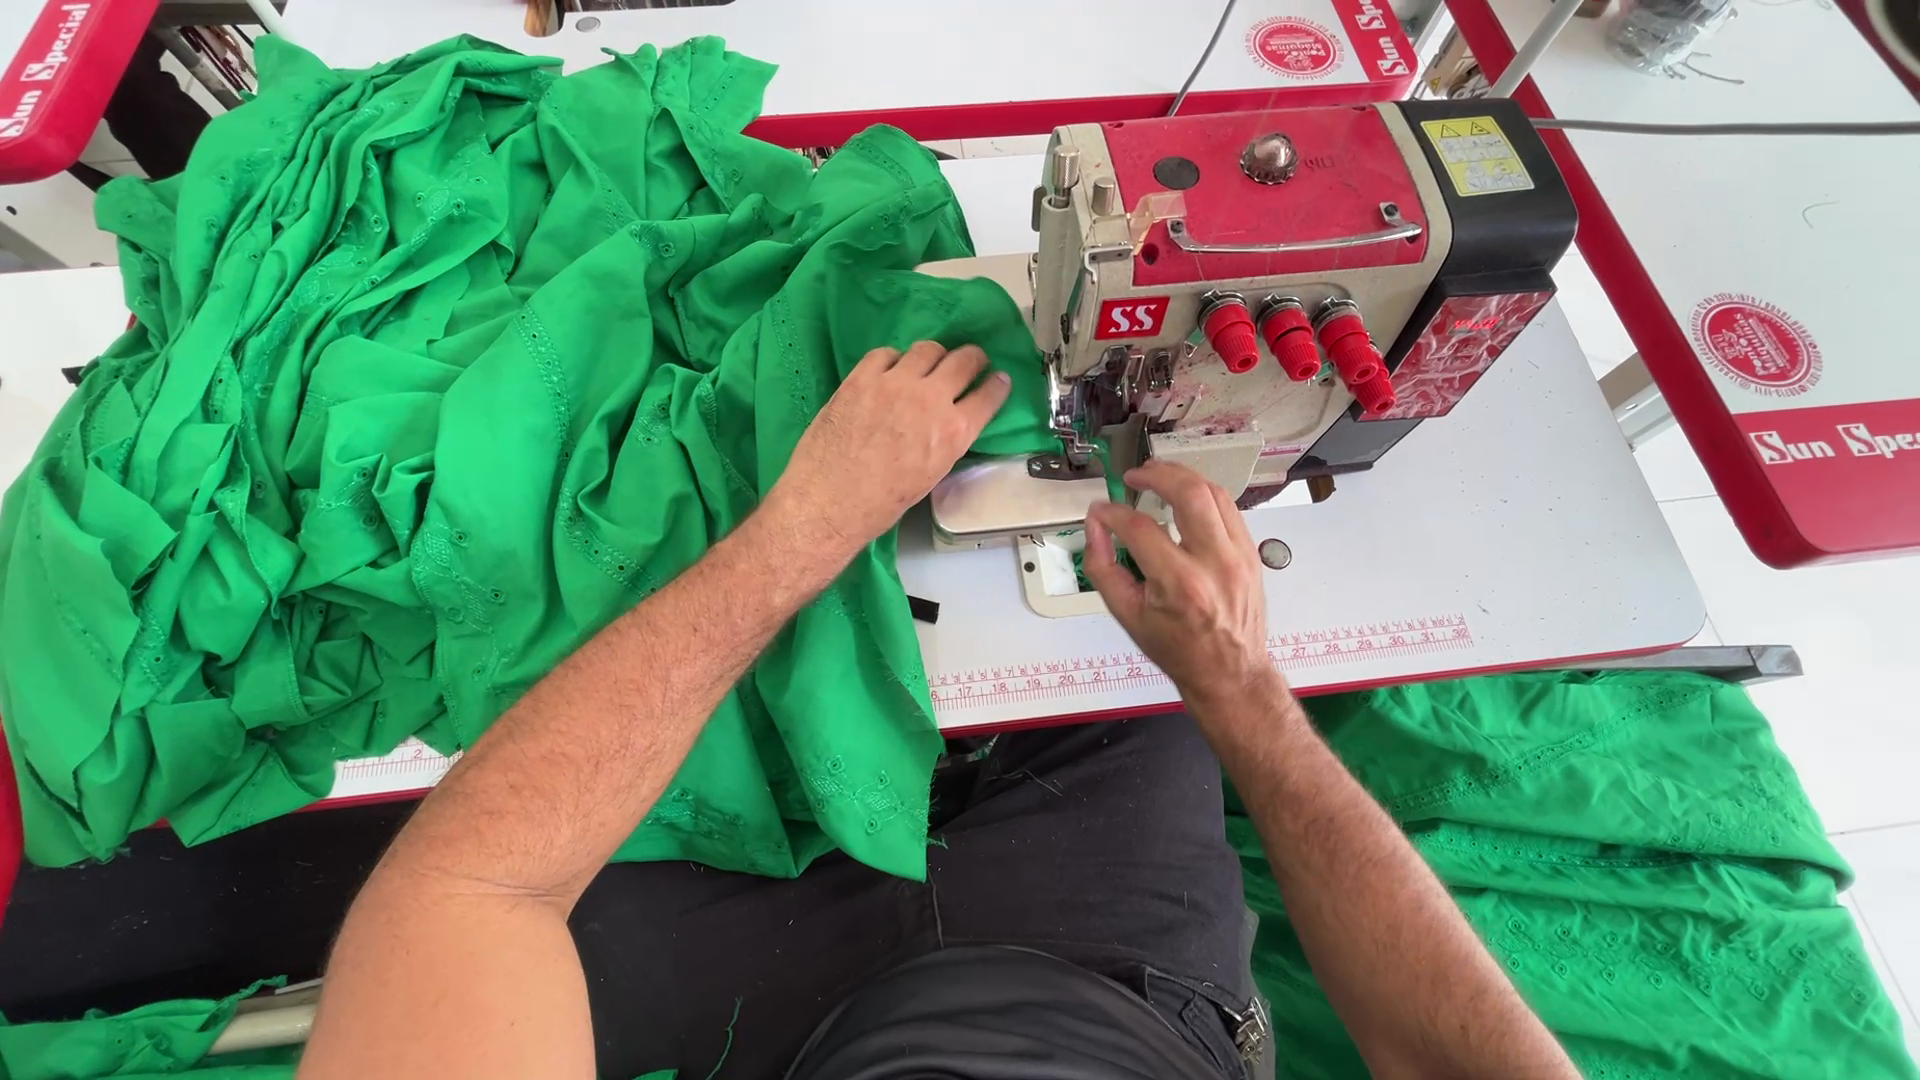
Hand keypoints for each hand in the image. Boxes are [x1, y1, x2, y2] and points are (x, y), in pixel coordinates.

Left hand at [768, 341, 1010, 560]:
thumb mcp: (932, 474)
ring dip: (935, 356)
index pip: (989, 395)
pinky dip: (894, 360)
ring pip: (928, 349)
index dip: (997, 384)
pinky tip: (890, 371)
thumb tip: (948, 422)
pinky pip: (886, 353)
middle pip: (964, 360)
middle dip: (973, 359)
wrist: (831, 501)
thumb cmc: (882, 503)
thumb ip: (946, 441)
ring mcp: (895, 383)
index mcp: (954, 432)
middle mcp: (930, 400)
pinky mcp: (862, 377)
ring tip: (930, 363)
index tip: (998, 379)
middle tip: (971, 361)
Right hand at [1082, 460, 1288, 720]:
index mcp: (1179, 585)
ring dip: (1182, 477)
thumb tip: (1095, 525)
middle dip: (1157, 475)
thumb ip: (1102, 567)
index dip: (1112, 513)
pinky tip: (1184, 497)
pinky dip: (1202, 495)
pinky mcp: (1251, 552)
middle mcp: (1214, 564)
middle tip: (1134, 476)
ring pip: (1214, 492)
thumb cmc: (1176, 648)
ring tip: (1157, 476)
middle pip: (1189, 494)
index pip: (1139, 528)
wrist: (1229, 671)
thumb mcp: (1126, 614)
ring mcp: (1239, 555)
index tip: (1100, 511)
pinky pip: (1228, 508)